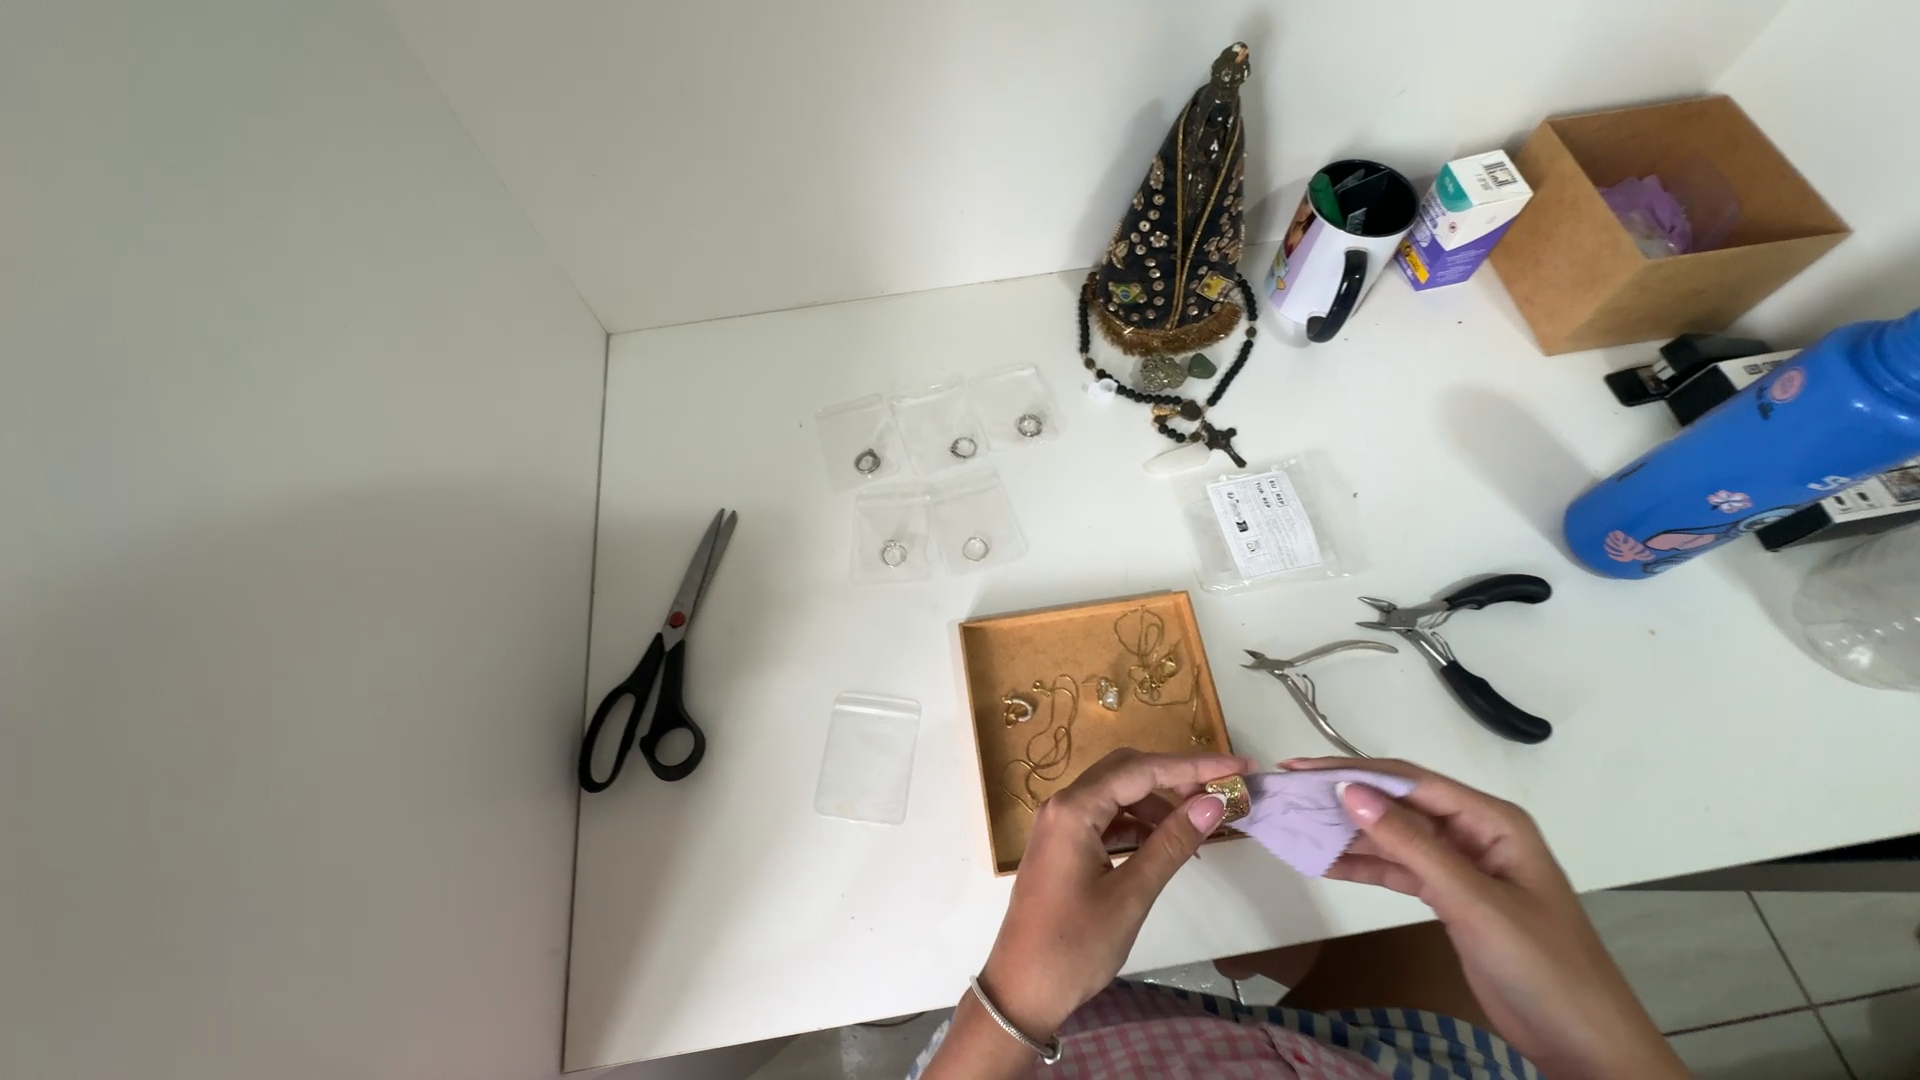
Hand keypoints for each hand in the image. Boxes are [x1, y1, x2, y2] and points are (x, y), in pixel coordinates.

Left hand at [926, 748, 1252, 1076]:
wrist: (1021, 990)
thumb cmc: (1075, 945)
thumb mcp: (1131, 895)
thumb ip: (1171, 844)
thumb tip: (1213, 804)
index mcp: (1074, 808)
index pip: (1142, 770)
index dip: (1194, 765)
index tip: (1239, 765)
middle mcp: (1063, 804)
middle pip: (1127, 771)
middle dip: (1177, 777)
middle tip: (1222, 791)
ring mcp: (1060, 824)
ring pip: (1117, 794)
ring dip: (1159, 802)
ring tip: (1201, 822)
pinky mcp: (1063, 845)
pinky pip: (1106, 818)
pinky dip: (1139, 823)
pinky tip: (1167, 842)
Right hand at [1284, 757, 1688, 1079]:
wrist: (1586, 1048)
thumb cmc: (1542, 965)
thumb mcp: (1473, 900)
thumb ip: (1411, 843)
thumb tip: (1348, 790)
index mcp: (1491, 820)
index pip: (1409, 781)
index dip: (1351, 771)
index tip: (1300, 768)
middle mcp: (1473, 832)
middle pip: (1396, 803)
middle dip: (1342, 796)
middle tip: (1288, 792)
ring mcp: (1461, 865)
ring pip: (1392, 836)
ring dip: (1346, 832)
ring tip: (1295, 824)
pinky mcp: (1449, 897)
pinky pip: (1397, 869)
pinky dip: (1362, 865)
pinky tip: (1323, 862)